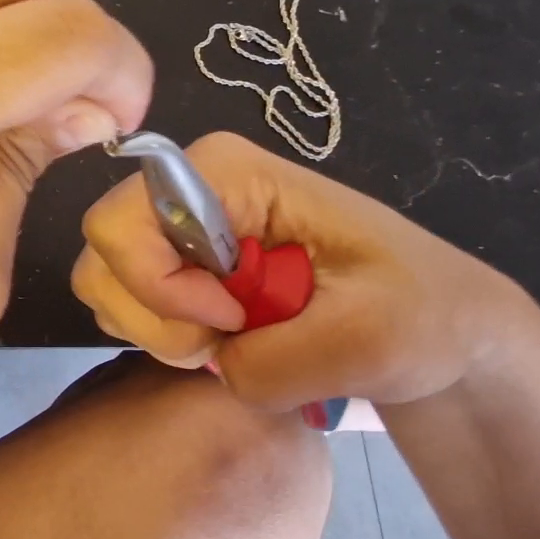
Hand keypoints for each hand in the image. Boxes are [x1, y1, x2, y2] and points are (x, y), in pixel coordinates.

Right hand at [75, 132, 536, 409]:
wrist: (435, 326)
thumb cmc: (420, 311)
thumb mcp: (371, 338)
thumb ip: (278, 358)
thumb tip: (213, 367)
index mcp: (223, 171)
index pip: (121, 223)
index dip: (159, 286)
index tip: (232, 319)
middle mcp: (181, 185)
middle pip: (104, 254)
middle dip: (153, 317)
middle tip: (227, 343)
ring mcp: (172, 223)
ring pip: (104, 280)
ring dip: (154, 331)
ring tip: (228, 344)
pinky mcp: (171, 258)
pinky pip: (122, 300)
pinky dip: (155, 335)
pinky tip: (214, 340)